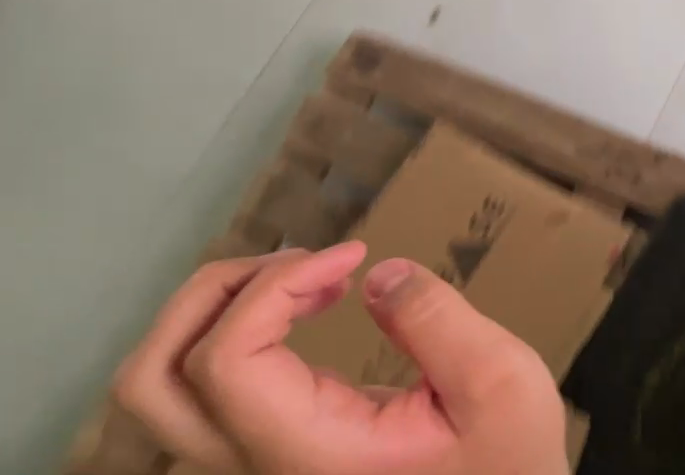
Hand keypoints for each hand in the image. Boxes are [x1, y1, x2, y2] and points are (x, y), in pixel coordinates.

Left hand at [113, 241, 569, 474]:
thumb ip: (436, 321)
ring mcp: (254, 463)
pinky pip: (206, 389)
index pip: (225, 362)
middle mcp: (255, 465)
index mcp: (307, 450)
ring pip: (160, 388)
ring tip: (305, 273)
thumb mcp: (499, 379)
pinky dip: (238, 328)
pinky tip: (312, 302)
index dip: (275, 287)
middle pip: (154, 380)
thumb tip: (379, 273)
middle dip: (218, 292)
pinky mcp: (270, 451)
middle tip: (310, 257)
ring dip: (217, 309)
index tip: (355, 254)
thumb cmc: (508, 453)